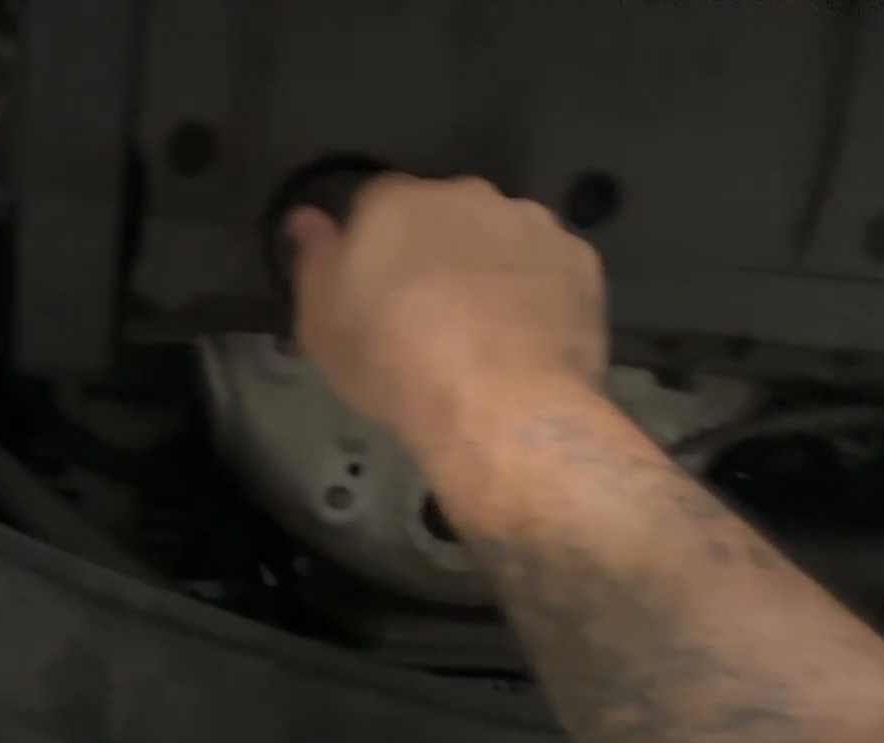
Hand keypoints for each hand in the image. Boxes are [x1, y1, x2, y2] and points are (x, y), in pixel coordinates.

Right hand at [287, 175, 608, 454]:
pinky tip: (518, 336)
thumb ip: (313, 261)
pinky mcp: (578, 260)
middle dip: (430, 249)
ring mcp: (530, 223)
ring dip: (482, 265)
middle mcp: (466, 196)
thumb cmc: (393, 365)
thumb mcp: (322, 326)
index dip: (368, 241)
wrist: (497, 405)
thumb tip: (305, 218)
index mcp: (396, 206)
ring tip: (475, 329)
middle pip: (439, 213)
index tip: (368, 284)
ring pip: (495, 235)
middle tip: (421, 311)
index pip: (372, 200)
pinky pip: (542, 266)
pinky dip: (529, 289)